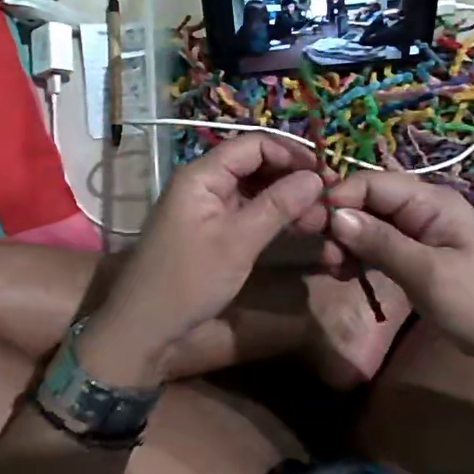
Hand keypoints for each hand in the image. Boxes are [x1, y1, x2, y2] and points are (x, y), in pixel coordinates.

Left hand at [79, 135, 329, 385]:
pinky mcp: (213, 230)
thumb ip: (277, 206)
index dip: (292, 154)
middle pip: (256, 165)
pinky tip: (300, 228)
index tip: (326, 173)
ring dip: (288, 200)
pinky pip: (248, 211)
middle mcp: (204, 183)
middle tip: (329, 199)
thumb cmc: (188, 281)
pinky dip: (274, 217)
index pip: (254, 145)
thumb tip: (315, 178)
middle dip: (293, 178)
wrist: (144, 328)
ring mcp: (208, 207)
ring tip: (321, 219)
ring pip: (255, 190)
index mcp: (202, 175)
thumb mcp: (237, 242)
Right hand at [321, 173, 473, 368]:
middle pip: (368, 201)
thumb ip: (382, 243)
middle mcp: (423, 209)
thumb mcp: (429, 274)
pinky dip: (359, 256)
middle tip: (320, 254)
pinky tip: (345, 274)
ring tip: (332, 269)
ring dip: (346, 242)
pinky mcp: (416, 255)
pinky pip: (378, 245)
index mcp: (433, 201)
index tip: (310, 223)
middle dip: (340, 222)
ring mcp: (420, 232)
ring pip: (369, 224)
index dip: (340, 197)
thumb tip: (335, 215)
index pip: (374, 182)